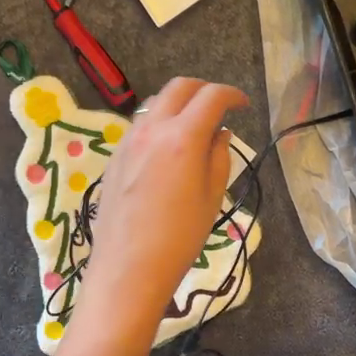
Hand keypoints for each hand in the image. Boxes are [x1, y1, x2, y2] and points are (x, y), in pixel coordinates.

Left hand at [83, 78, 250, 322]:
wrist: (128, 268)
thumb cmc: (180, 239)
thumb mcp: (212, 198)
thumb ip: (218, 157)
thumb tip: (218, 133)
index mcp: (182, 138)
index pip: (211, 97)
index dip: (232, 95)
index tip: (242, 105)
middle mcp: (152, 130)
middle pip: (178, 87)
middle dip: (203, 89)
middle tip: (219, 107)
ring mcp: (128, 142)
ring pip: (154, 103)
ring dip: (177, 104)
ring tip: (192, 127)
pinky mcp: (114, 157)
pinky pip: (139, 125)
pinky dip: (158, 123)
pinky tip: (166, 149)